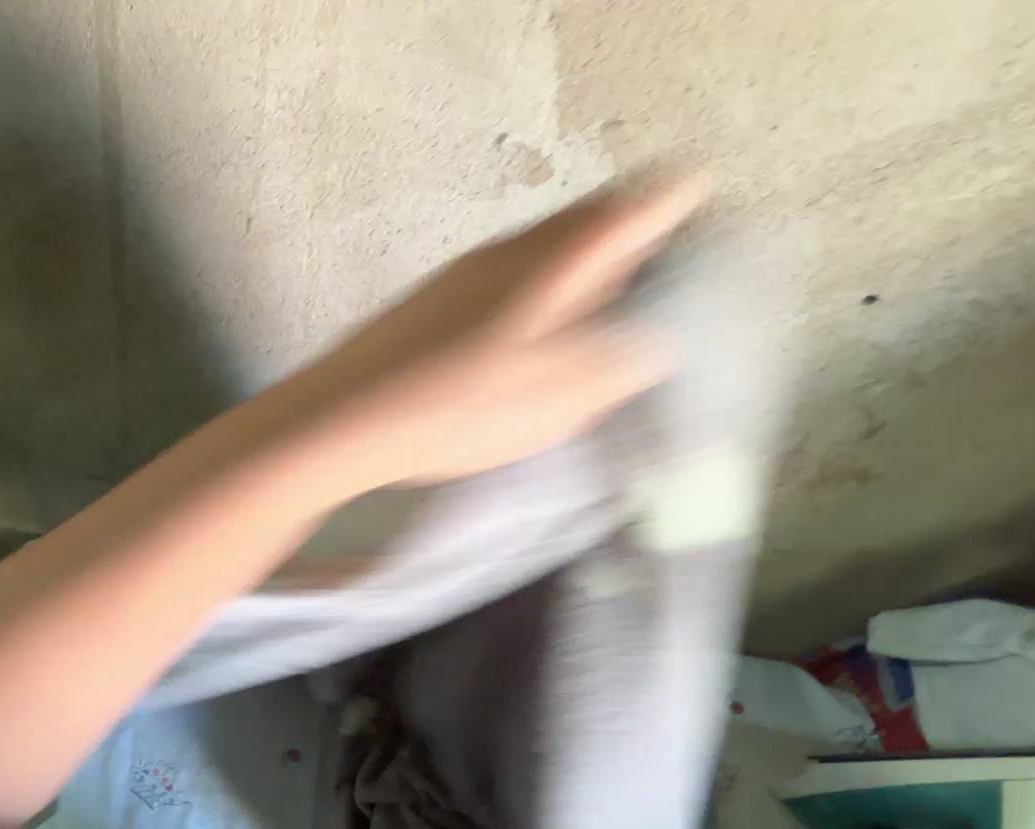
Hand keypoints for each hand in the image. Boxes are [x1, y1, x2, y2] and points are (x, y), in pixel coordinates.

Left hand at [272, 177, 706, 490]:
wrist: (338, 420)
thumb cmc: (452, 409)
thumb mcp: (556, 397)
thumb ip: (614, 365)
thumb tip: (651, 341)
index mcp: (548, 264)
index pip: (627, 211)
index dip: (670, 205)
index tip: (696, 201)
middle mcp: (501, 255)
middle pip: (577, 227)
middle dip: (621, 243)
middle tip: (648, 270)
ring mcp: (454, 279)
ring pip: (531, 259)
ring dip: (569, 276)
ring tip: (589, 315)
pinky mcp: (422, 310)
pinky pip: (493, 287)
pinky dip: (525, 301)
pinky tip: (516, 344)